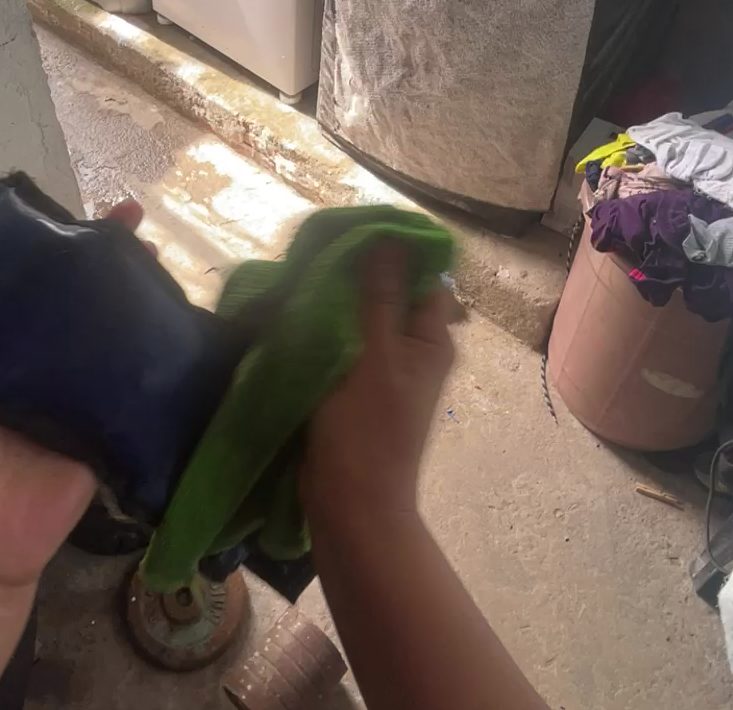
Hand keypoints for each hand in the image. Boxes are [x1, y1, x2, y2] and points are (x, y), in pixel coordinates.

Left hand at [0, 199, 150, 594]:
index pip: (21, 287)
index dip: (46, 249)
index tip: (68, 212)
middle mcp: (38, 363)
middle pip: (75, 301)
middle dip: (105, 261)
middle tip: (134, 221)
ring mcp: (74, 391)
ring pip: (108, 334)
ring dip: (135, 297)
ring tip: (160, 258)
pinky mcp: (103, 422)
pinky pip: (128, 381)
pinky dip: (151, 353)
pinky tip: (175, 320)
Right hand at [301, 242, 456, 524]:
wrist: (349, 504)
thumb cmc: (366, 429)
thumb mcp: (373, 356)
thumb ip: (380, 297)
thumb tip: (389, 238)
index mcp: (430, 339)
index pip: (422, 276)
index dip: (395, 249)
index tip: (354, 230)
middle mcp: (414, 348)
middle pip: (392, 293)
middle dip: (360, 271)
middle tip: (321, 250)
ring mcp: (385, 367)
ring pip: (365, 316)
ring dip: (341, 298)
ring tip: (306, 274)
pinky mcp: (358, 384)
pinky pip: (348, 341)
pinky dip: (330, 325)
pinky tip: (302, 312)